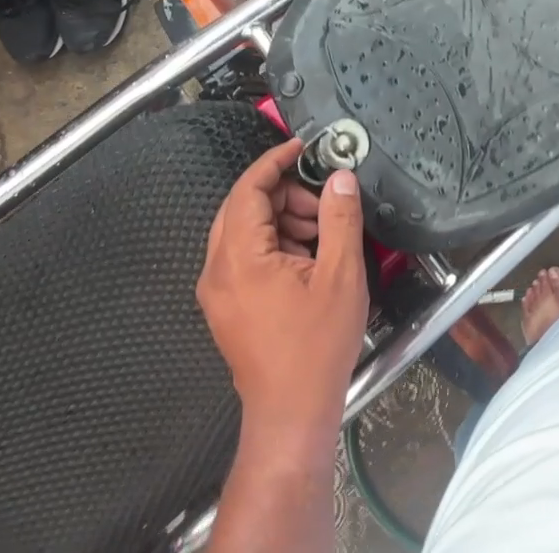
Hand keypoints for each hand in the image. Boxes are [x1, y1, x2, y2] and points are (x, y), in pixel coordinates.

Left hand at [198, 139, 368, 433]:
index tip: (304, 148)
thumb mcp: (341, 274)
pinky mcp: (227, 306)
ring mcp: (218, 291)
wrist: (291, 410)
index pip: (246, 191)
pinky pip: (245, 257)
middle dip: (284, 193)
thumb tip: (339, 178)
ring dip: (283, 219)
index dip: (274, 162)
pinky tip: (311, 257)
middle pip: (242, 208)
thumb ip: (340, 219)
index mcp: (239, 259)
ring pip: (244, 232)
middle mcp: (217, 271)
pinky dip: (276, 244)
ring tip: (324, 233)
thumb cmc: (317, 344)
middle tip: (325, 200)